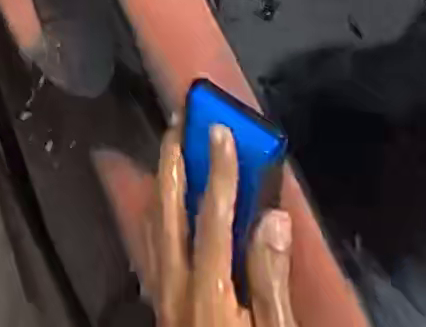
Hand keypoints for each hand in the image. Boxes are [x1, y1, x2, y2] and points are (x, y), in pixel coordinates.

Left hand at [152, 125, 296, 326]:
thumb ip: (272, 281)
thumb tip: (273, 218)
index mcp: (209, 292)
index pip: (213, 217)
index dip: (220, 171)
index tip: (220, 129)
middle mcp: (176, 285)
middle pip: (169, 207)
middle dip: (174, 159)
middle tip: (180, 118)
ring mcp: (163, 296)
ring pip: (154, 220)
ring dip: (164, 178)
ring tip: (172, 145)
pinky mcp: (162, 306)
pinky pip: (152, 242)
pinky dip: (158, 208)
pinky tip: (164, 201)